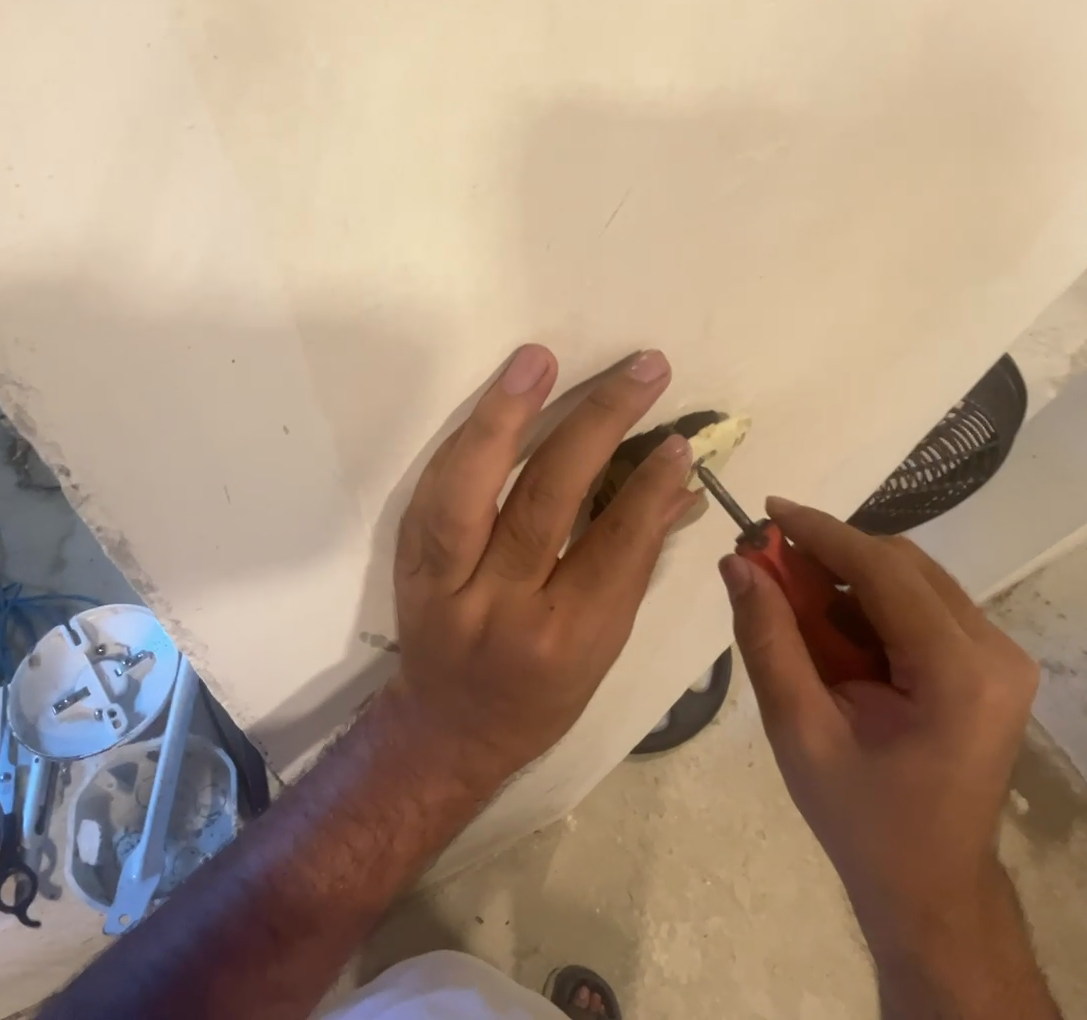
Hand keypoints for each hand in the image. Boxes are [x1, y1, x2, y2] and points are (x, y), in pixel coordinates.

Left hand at [387, 344, 697, 784]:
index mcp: (565, 639)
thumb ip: (634, 565)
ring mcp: (444, 583)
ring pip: (470, 489)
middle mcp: (501, 609)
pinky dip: (467, 441)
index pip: (615, 545)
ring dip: (507, 417)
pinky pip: (436, 491)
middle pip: (545, 502)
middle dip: (597, 426)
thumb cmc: (540, 697)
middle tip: (640, 371)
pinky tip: (496, 398)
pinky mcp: (409, 564)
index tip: (678, 437)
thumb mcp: (601, 647)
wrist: (446, 727)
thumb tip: (677, 485)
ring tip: (540, 360)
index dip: (648, 486)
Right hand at [719, 498, 1037, 942]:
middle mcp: (995, 651)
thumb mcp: (798, 729)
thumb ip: (767, 640)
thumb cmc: (860, 816)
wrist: (929, 884)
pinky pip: (922, 608)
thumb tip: (736, 565)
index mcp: (957, 671)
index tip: (766, 509)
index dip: (821, 532)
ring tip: (790, 603)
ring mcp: (1000, 658)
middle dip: (830, 555)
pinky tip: (830, 634)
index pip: (883, 570)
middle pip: (903, 566)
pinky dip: (869, 606)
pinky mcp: (990, 667)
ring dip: (847, 580)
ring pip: (913, 581)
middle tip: (766, 563)